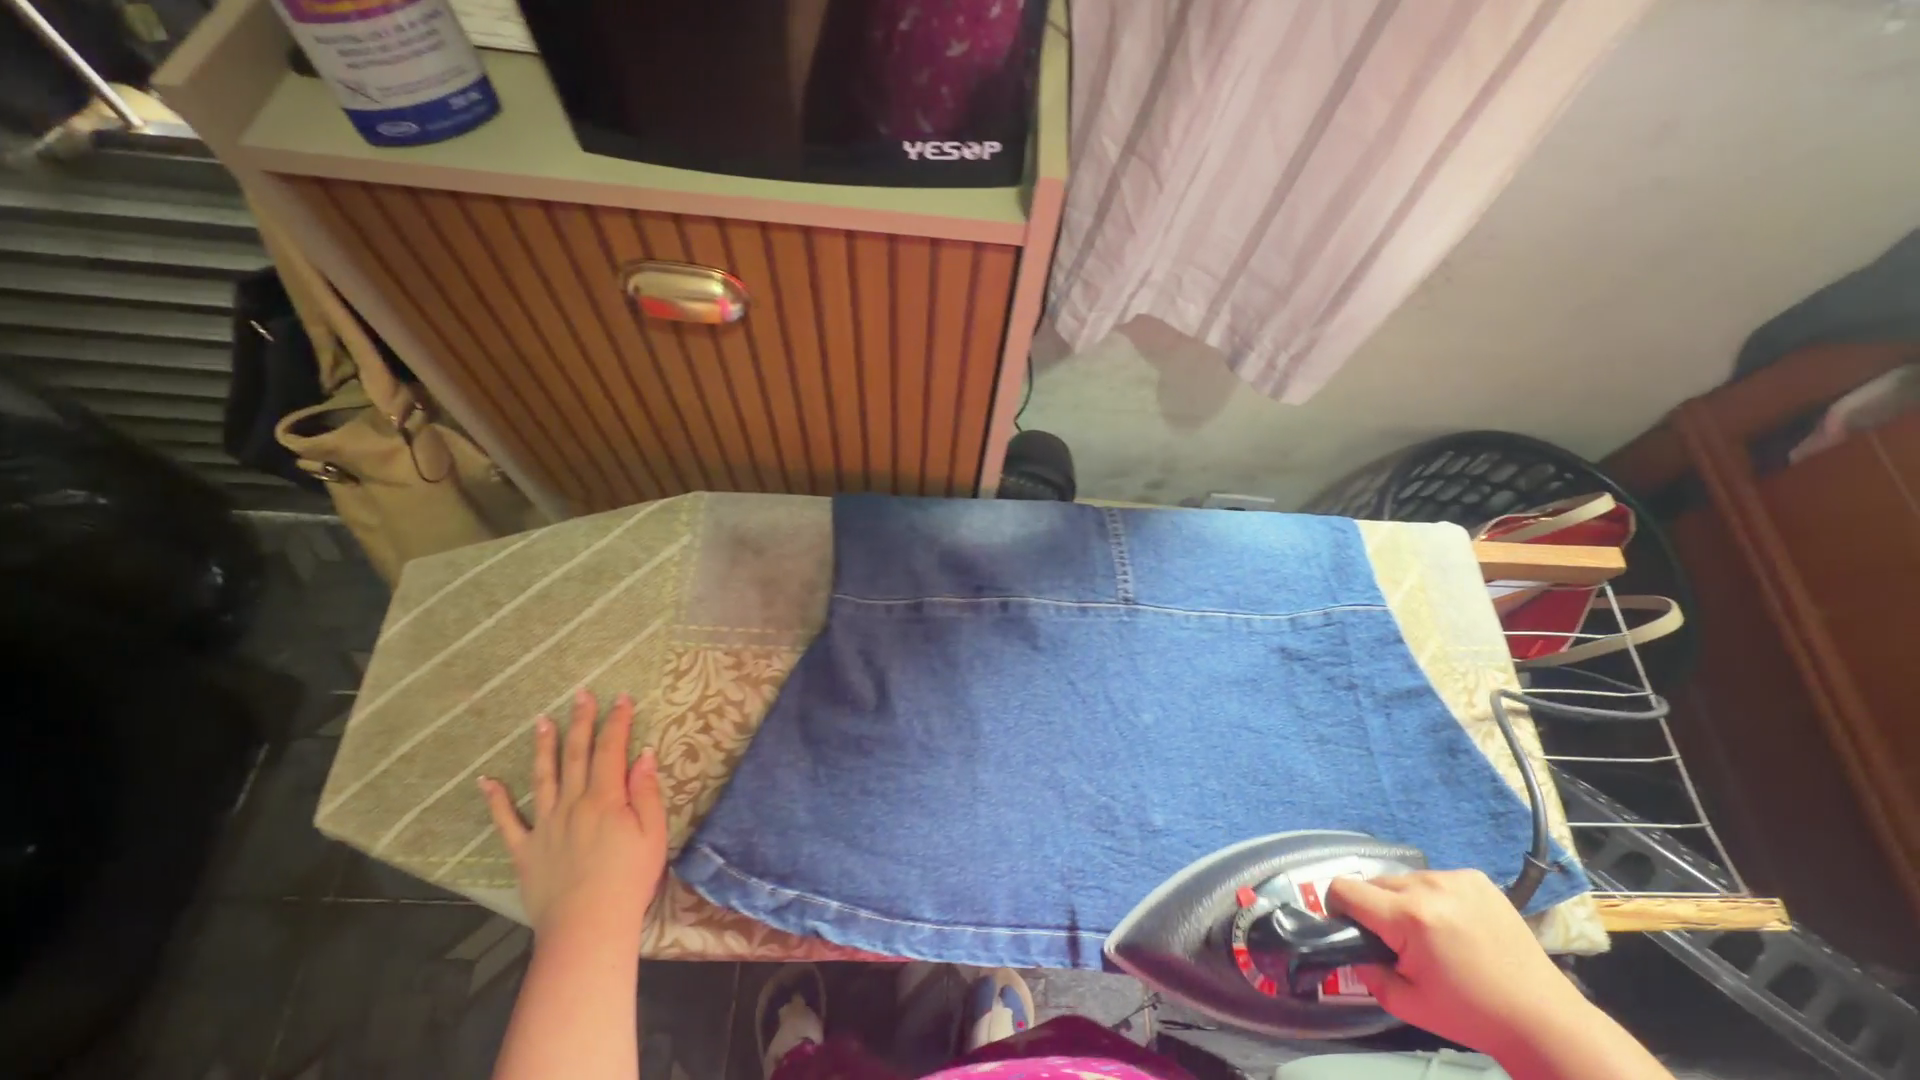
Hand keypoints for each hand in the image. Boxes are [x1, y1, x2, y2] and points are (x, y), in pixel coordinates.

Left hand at [478, 689, 668, 941]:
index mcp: (606, 799)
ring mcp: (545, 826)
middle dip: (580, 723)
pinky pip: (507, 821)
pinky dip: (497, 799)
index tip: (620, 698)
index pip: (611, 751)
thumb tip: (642, 756)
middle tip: (580, 696)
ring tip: (541, 722)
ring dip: (543, 748)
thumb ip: (646, 793)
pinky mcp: (525, 850)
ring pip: (543, 778)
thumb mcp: (653, 835)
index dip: (616, 722)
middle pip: (577, 756)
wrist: (587, 926)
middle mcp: (573, 804)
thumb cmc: (629, 880)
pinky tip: (487, 781)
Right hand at [1326, 869, 1589, 1056]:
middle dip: (1374, 908)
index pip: (1344, 888)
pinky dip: (1432, 897)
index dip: (1338, 909)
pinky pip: (1434, 879)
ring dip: (1403, 901)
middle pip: (1373, 882)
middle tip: (1396, 942)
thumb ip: (1366, 970)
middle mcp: (1429, 886)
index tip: (1352, 930)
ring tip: (1428, 934)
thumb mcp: (1404, 1003)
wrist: (1541, 1017)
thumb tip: (1351, 948)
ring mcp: (1457, 878)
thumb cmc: (1470, 1013)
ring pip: (1404, 880)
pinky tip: (1453, 925)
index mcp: (1409, 917)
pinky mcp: (1477, 878)